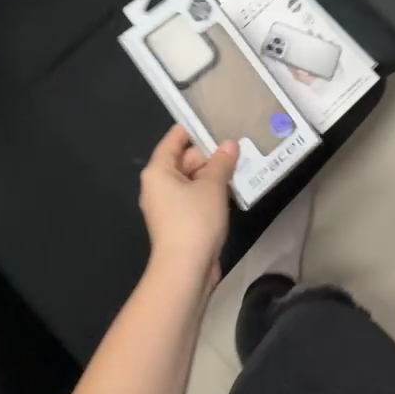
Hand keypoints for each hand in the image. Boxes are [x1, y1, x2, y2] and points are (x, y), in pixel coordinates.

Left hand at [139, 125, 237, 283]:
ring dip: (211, 177)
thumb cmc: (194, 220)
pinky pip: (193, 199)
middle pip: (183, 160)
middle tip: (236, 149)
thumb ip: (221, 162)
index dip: (193, 129)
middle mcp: (157, 186)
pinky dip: (208, 195)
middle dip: (208, 156)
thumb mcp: (212, 186)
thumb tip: (229, 144)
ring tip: (238, 168)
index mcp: (158, 171)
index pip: (173, 139)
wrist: (185, 271)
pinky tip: (230, 193)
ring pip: (190, 181)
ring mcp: (166, 207)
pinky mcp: (177, 224)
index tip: (215, 122)